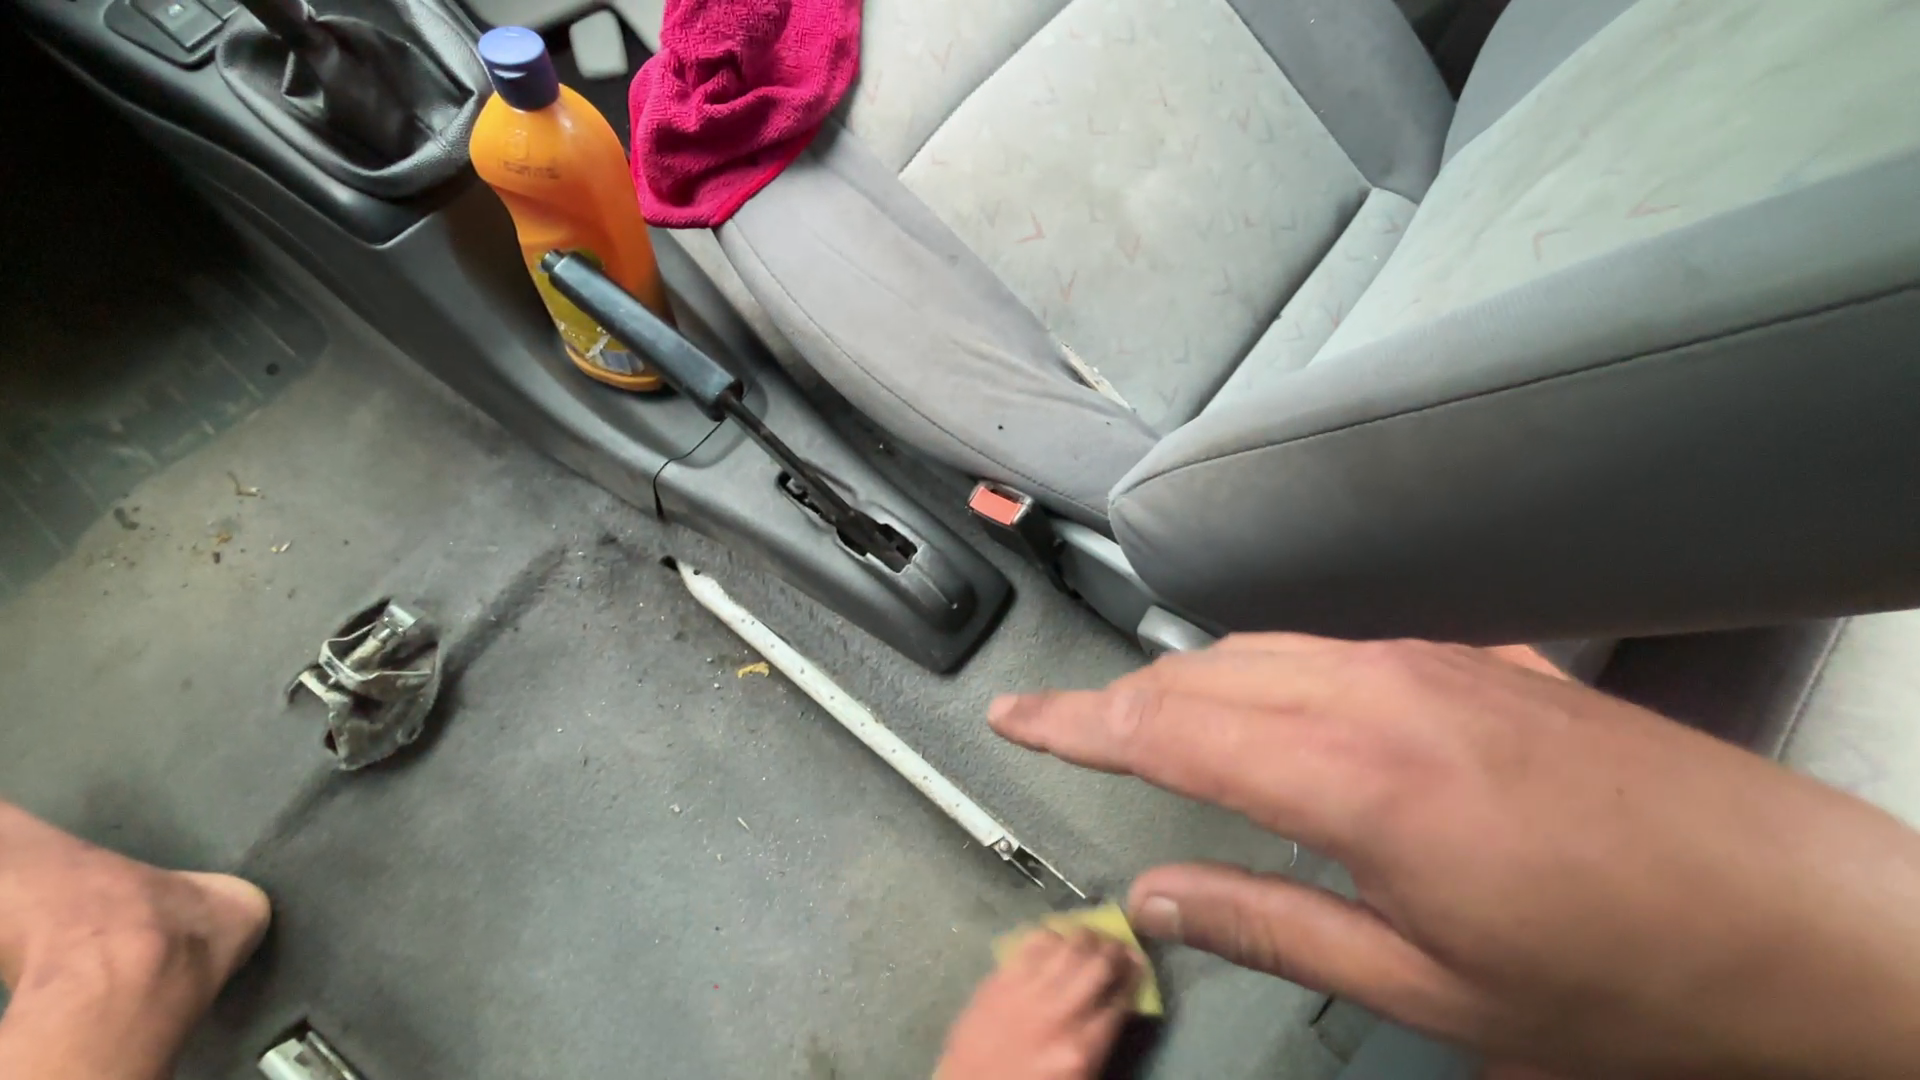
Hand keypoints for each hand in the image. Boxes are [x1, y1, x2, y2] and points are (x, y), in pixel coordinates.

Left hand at [936, 930, 1136, 1079]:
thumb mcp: (1077, 1077)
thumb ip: (1097, 1041)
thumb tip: (1115, 1004)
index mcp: (1081, 1049)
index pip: (1120, 1002)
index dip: (1134, 978)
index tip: (1139, 964)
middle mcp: (1059, 1014)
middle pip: (1098, 966)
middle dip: (1115, 951)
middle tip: (1120, 946)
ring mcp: (1028, 991)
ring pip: (1069, 946)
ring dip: (1088, 936)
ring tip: (1094, 935)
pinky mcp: (1001, 977)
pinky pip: (1033, 941)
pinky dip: (1051, 934)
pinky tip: (1058, 937)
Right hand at [989, 635, 1919, 1078]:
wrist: (1829, 926)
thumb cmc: (1627, 984)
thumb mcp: (1430, 988)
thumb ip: (1269, 924)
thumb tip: (1156, 897)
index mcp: (1355, 775)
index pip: (1165, 727)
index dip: (1074, 722)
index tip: (1015, 714)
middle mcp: (1377, 688)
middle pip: (1198, 671)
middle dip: (1118, 701)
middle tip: (1069, 732)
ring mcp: (1429, 659)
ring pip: (1255, 646)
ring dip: (1185, 682)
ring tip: (1148, 724)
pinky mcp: (1470, 656)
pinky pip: (1323, 645)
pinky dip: (1258, 670)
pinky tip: (1264, 707)